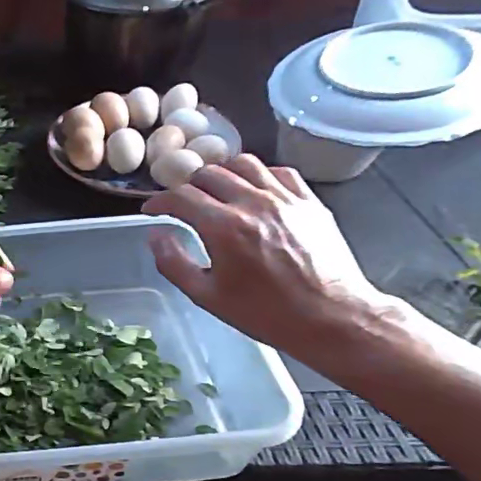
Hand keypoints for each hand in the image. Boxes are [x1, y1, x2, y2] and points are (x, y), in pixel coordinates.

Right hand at [141, 156, 394, 358]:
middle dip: (187, 186)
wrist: (329, 316)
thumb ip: (174, 263)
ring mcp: (284, 198)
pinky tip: (252, 191)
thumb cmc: (264, 313)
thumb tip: (155, 236)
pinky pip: (278, 172)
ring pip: (243, 164)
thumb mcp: (206, 296)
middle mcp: (253, 203)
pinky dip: (257, 175)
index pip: (181, 197)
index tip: (152, 210)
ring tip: (214, 190)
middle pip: (209, 174)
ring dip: (221, 173)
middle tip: (180, 203)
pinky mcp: (308, 201)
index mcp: (223, 228)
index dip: (159, 201)